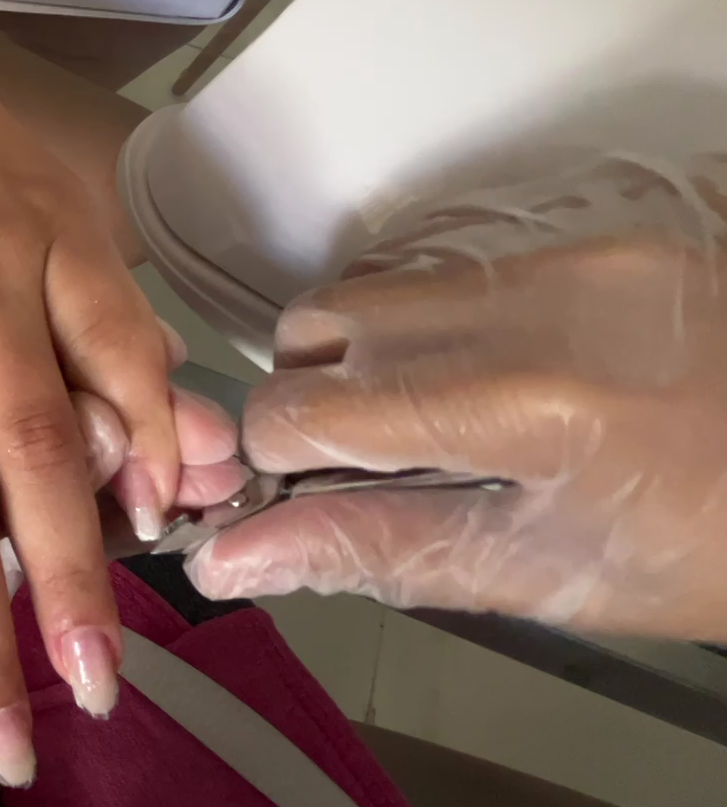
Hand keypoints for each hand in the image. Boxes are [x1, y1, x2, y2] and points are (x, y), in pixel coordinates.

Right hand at [185, 158, 726, 641]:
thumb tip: (222, 563)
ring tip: (422, 406)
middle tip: (376, 452)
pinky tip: (481, 368)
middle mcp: (526, 304)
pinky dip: (413, 324)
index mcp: (519, 408)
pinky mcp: (585, 231)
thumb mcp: (548, 575)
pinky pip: (426, 271)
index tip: (325, 489)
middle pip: (306, 330)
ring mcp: (561, 253)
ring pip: (357, 292)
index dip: (282, 459)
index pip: (293, 413)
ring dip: (351, 352)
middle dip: (309, 397)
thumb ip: (367, 554)